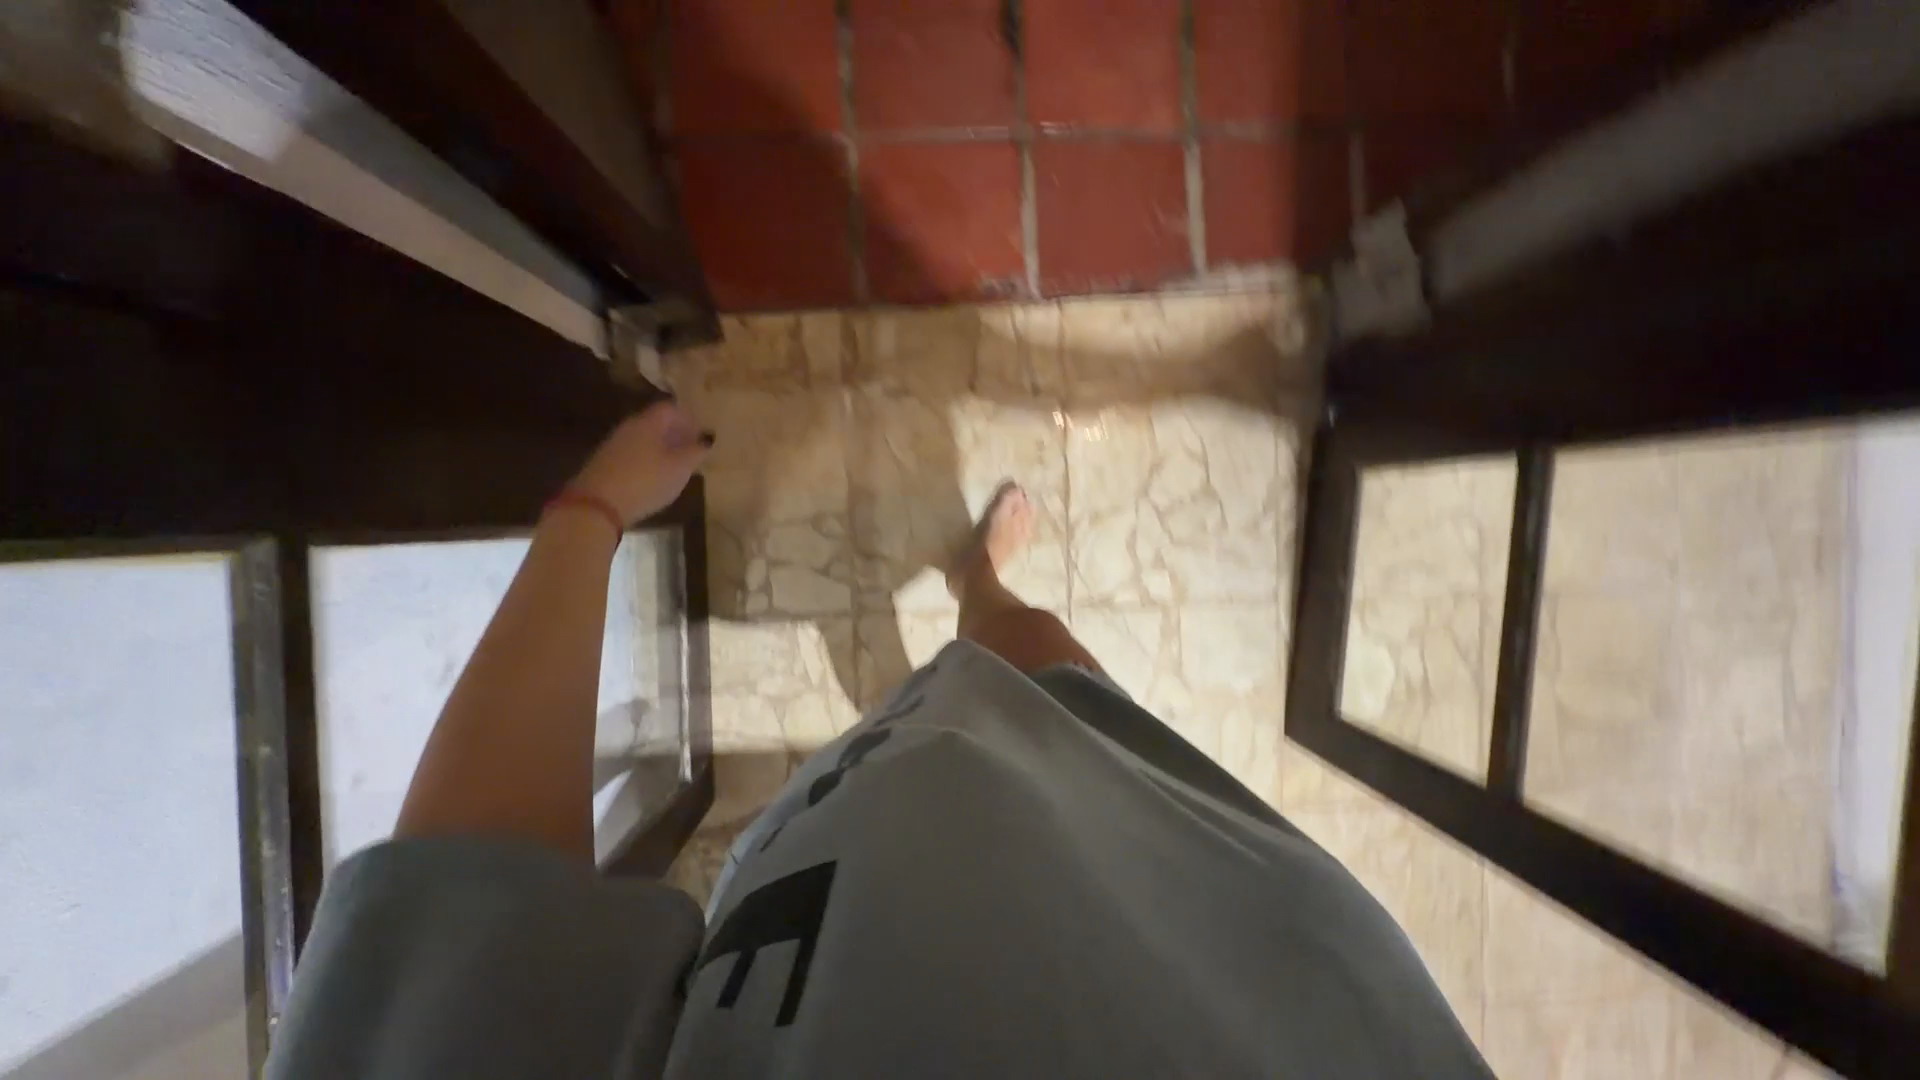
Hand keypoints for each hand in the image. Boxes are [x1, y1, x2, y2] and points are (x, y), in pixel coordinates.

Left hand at [568, 401, 711, 523]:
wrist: (597, 505)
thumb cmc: (646, 481)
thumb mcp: (680, 468)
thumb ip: (696, 451)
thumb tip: (707, 438)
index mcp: (648, 423)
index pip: (670, 408)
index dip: (688, 418)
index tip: (701, 434)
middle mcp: (629, 428)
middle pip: (656, 423)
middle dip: (676, 433)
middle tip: (692, 450)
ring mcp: (614, 445)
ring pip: (644, 439)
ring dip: (662, 448)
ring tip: (676, 466)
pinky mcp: (605, 464)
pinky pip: (633, 454)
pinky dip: (648, 460)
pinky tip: (654, 477)